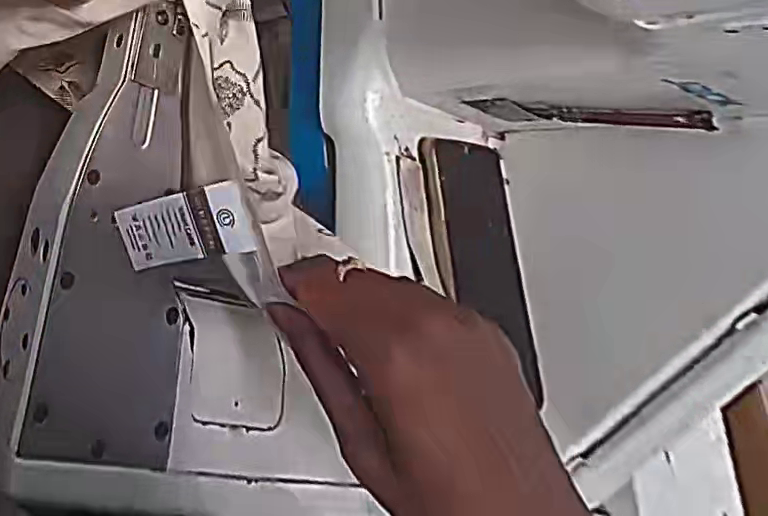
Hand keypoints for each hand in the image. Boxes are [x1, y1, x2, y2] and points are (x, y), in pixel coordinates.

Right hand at [268, 258, 586, 515]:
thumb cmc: (454, 504)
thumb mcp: (363, 446)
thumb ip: (320, 368)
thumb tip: (290, 322)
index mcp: (394, 354)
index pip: (326, 285)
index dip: (296, 281)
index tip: (283, 286)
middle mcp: (431, 326)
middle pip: (355, 276)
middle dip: (325, 288)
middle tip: (306, 309)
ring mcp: (463, 324)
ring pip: (388, 280)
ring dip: (360, 295)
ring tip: (349, 333)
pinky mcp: (485, 329)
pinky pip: (426, 295)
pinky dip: (400, 306)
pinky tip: (395, 342)